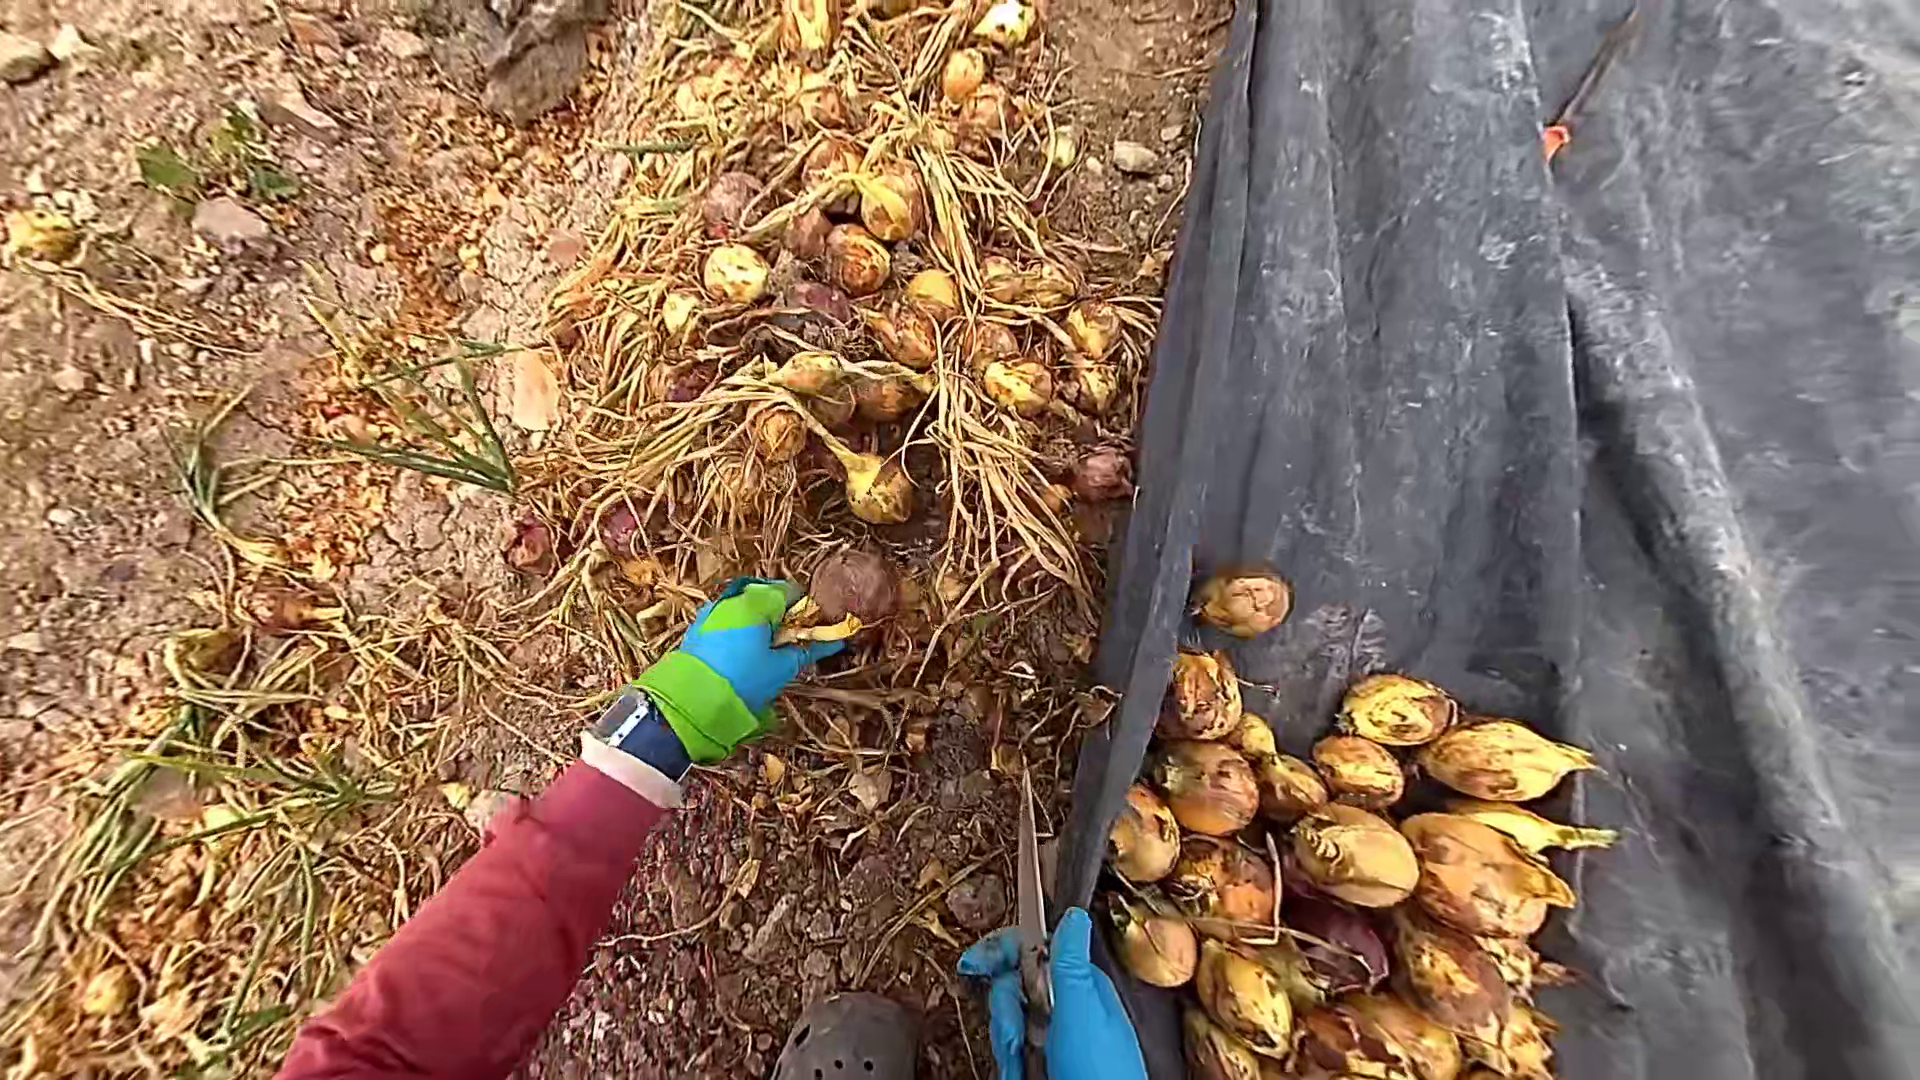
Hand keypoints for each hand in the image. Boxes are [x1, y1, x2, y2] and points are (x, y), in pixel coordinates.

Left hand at [635, 578, 842, 761]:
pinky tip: (746, 653)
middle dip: (784, 616)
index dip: (806, 610)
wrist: (687, 704)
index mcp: (757, 601)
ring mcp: (713, 610)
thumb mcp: (781, 668)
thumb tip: (835, 642)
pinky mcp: (699, 626)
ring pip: (749, 607)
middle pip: (769, 596)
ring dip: (763, 623)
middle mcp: (733, 598)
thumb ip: (807, 650)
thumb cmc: (741, 681)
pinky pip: (731, 619)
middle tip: (792, 644)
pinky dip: (743, 629)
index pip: (792, 591)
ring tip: (769, 652)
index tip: (811, 631)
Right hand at [957, 908, 1147, 1079]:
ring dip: (1006, 1038)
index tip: (977, 960)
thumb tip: (1073, 914)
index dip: (1003, 951)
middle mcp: (1067, 1007)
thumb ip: (1071, 960)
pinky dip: (1009, 1060)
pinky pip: (1013, 1048)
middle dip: (1005, 1006)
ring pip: (1012, 1017)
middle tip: (1012, 1033)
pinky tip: (1017, 1071)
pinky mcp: (1043, 1064)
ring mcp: (1054, 1037)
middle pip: (1016, 983)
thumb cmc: (1099, 1074)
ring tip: (1018, 1063)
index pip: (1034, 948)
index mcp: (1080, 984)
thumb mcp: (1082, 1008)